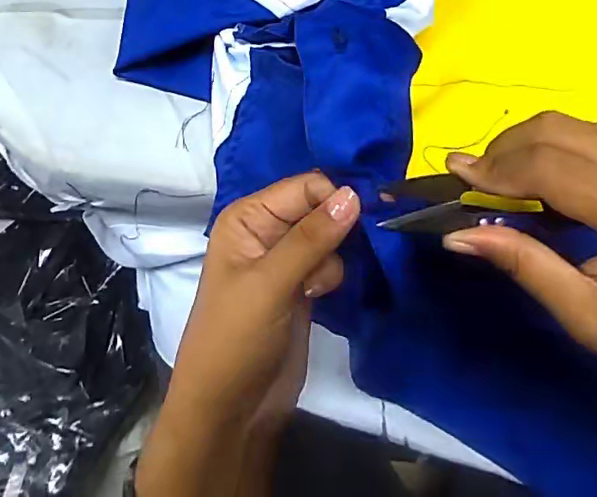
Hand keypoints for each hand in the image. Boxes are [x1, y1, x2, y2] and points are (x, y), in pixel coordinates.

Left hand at [139, 173, 358, 496]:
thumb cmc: (236, 336)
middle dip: (337, 227)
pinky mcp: (301, 287)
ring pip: (328, 237)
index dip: (334, 197)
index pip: (302, 186)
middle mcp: (265, 230)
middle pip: (318, 207)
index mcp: (247, 216)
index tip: (366, 216)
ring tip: (315, 290)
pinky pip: (329, 264)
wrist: (230, 410)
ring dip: (333, 259)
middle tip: (339, 256)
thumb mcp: (270, 283)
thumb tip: (353, 193)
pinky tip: (321, 297)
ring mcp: (284, 260)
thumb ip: (311, 238)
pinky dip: (333, 275)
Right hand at [440, 111, 596, 425]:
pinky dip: (561, 143)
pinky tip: (550, 174)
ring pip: (577, 122)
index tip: (455, 174)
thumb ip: (524, 266)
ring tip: (506, 178)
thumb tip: (456, 232)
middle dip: (507, 148)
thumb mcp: (592, 321)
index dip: (499, 167)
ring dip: (530, 143)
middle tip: (476, 178)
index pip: (557, 167)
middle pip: (562, 130)